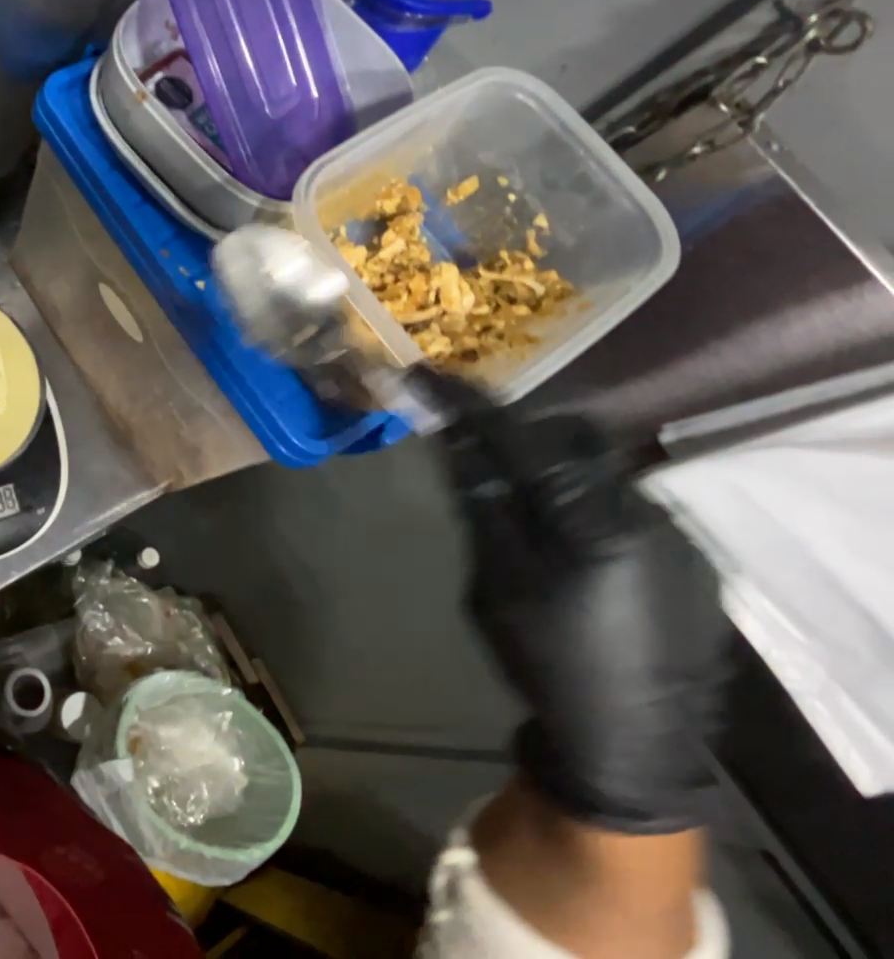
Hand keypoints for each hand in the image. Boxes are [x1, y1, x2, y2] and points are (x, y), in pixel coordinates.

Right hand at [413, 369, 728, 833]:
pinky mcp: (689, 555)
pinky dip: (581, 505)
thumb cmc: (545, 656)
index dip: (466, 401)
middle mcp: (642, 507)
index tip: (422, 375)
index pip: (517, 434)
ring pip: (599, 471)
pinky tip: (565, 548)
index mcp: (588, 516)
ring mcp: (675, 531)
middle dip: (517, 433)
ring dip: (551, 473)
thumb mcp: (495, 581)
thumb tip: (452, 440)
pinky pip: (624, 504)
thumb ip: (480, 504)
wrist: (631, 737)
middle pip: (570, 438)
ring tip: (517, 510)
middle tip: (471, 452)